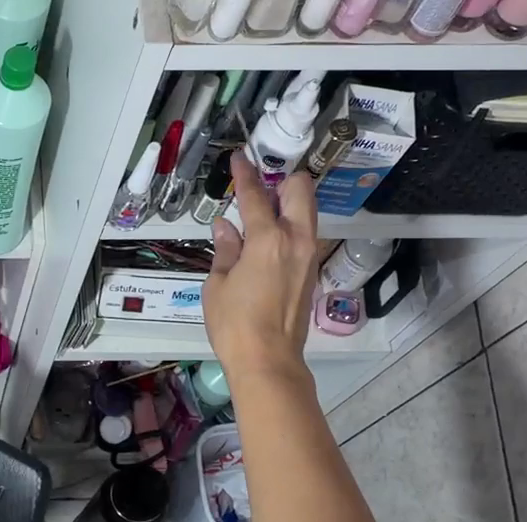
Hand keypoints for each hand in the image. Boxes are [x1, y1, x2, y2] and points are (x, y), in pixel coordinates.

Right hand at [202, 151, 319, 378]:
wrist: (268, 359)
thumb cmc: (234, 325)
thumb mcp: (217, 286)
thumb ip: (224, 251)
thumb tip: (225, 228)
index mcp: (267, 239)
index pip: (255, 195)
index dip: (244, 174)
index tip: (238, 157)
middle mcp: (295, 240)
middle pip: (300, 189)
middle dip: (282, 182)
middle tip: (259, 192)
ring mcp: (308, 256)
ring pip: (307, 212)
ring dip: (288, 206)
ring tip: (261, 219)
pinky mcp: (310, 272)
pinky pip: (303, 236)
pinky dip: (289, 229)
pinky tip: (266, 246)